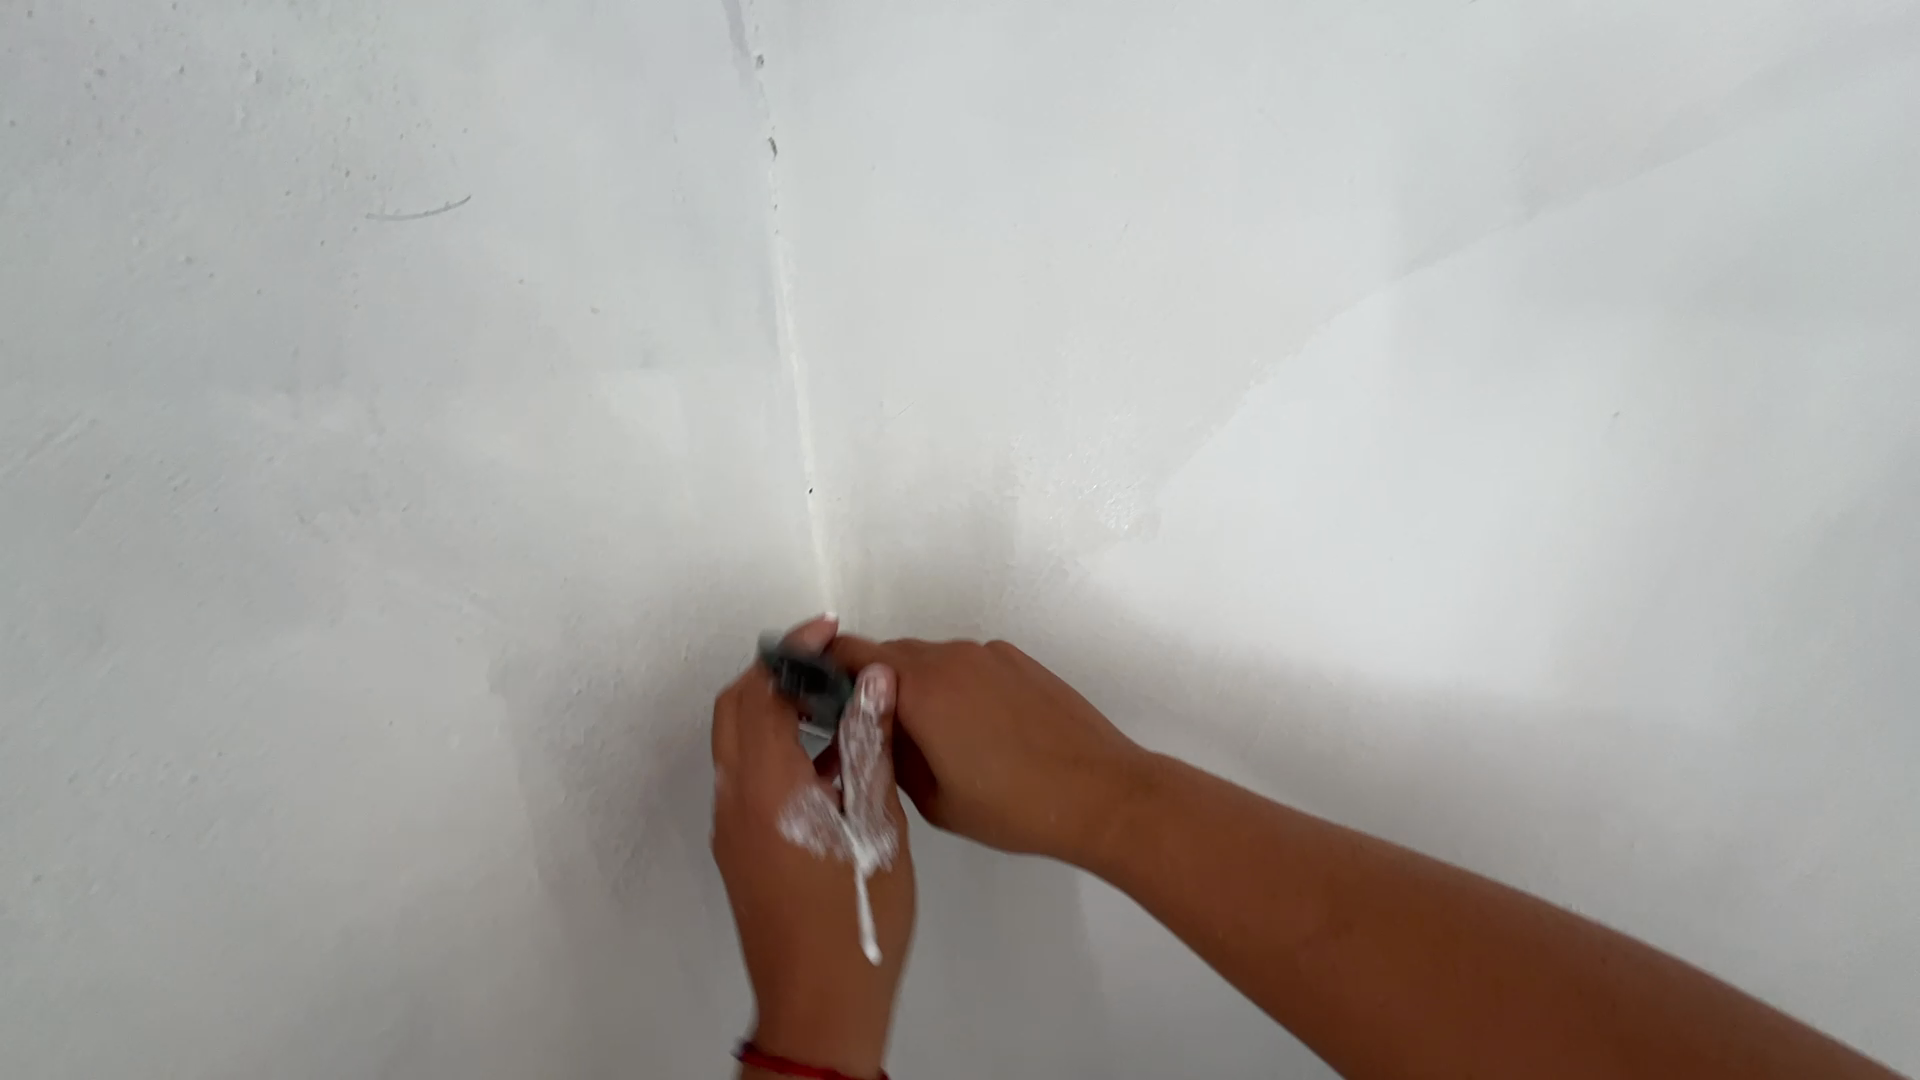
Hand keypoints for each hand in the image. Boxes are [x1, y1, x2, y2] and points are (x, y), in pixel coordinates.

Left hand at [711, 616, 913, 1079]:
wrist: (820, 1004)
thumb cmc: (857, 913)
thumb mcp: (877, 823)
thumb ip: (870, 744)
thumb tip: (874, 678)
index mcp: (769, 788)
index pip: (763, 693)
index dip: (793, 652)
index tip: (827, 629)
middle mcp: (736, 800)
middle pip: (734, 709)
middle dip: (773, 672)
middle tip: (823, 658)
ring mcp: (731, 827)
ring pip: (736, 741)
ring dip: (771, 708)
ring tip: (829, 699)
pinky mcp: (738, 848)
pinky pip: (746, 774)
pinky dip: (774, 745)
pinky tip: (826, 759)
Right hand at [827, 636, 1150, 864]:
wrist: (1102, 791)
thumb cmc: (1013, 806)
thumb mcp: (934, 799)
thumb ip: (892, 755)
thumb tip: (874, 730)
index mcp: (921, 687)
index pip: (853, 654)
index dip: (828, 670)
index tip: (820, 699)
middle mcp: (951, 656)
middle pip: (891, 655)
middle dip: (872, 685)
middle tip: (874, 730)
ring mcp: (989, 653)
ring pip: (930, 659)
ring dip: (916, 685)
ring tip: (932, 736)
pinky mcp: (1018, 659)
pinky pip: (967, 663)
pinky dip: (954, 685)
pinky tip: (976, 728)